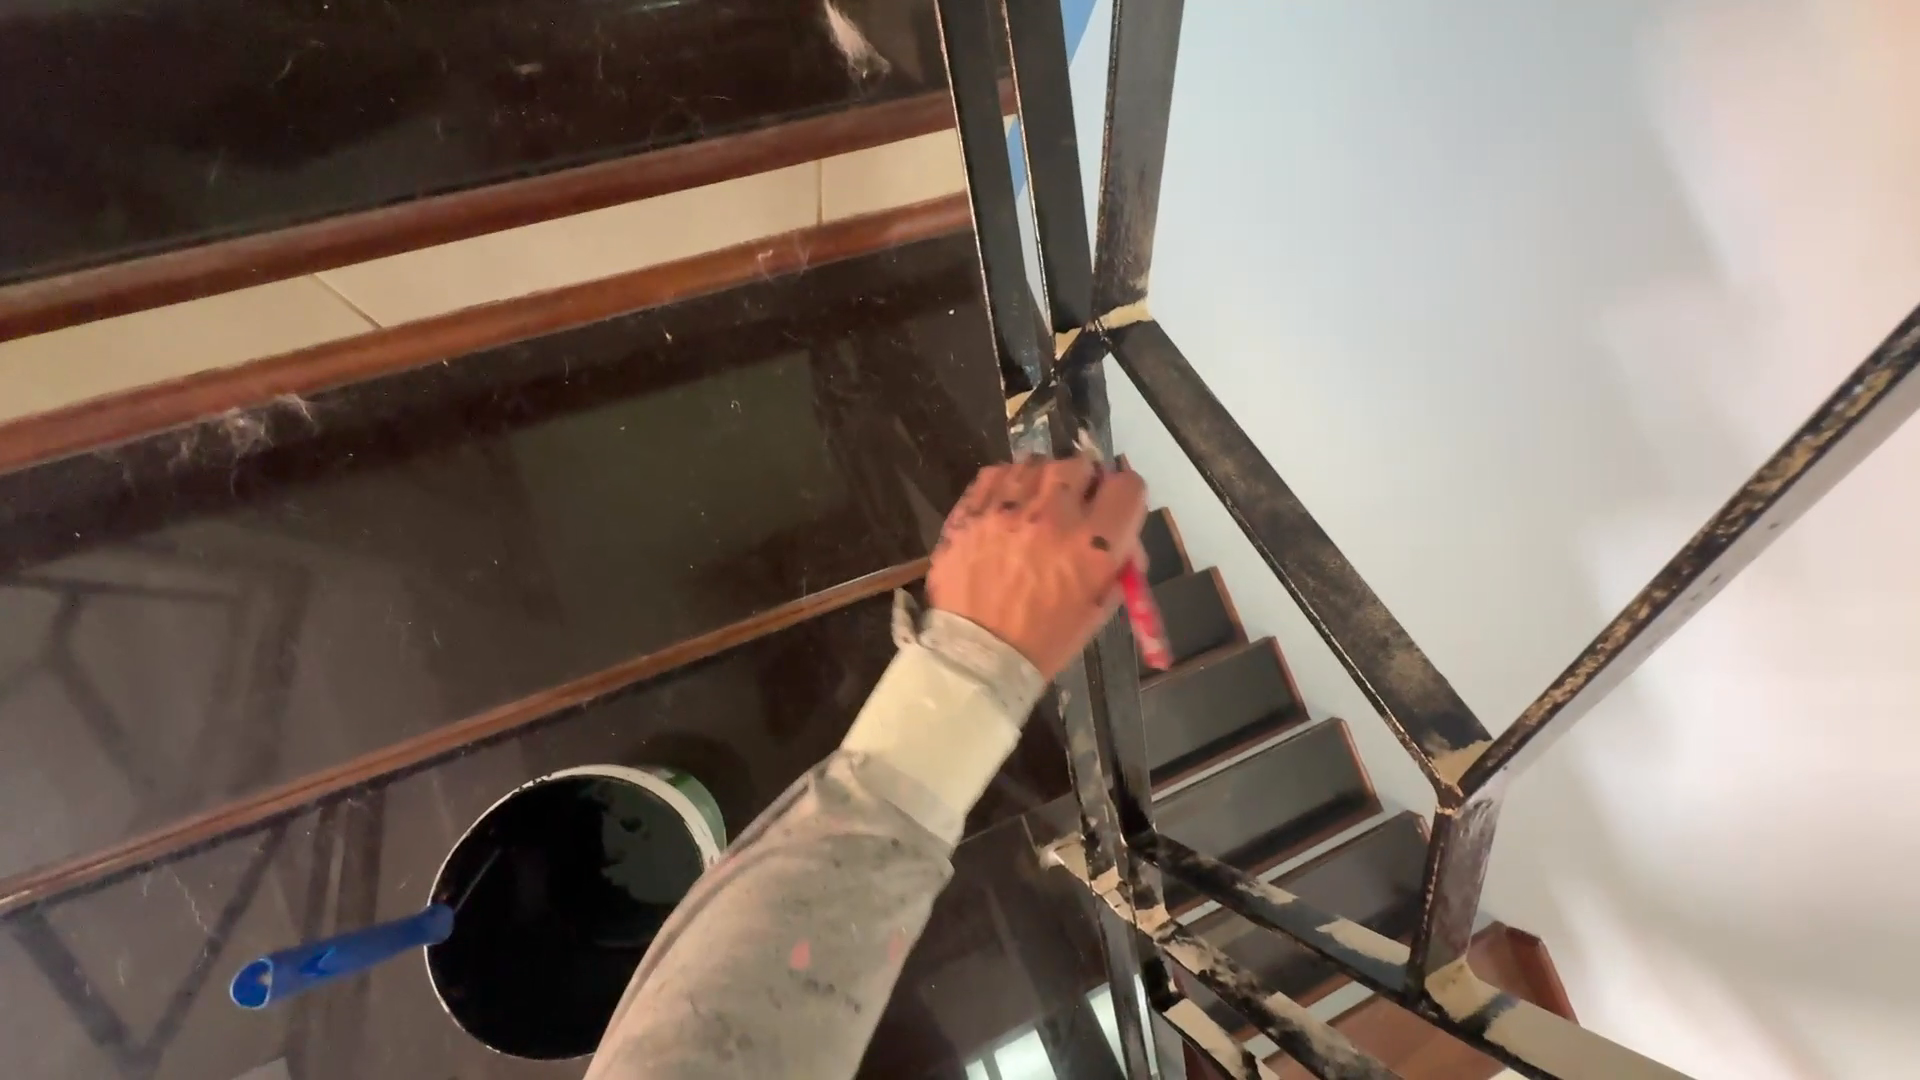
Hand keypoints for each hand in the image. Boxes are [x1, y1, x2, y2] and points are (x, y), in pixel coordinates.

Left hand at [927, 458, 1147, 679]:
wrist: (978, 658)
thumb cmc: (1044, 640)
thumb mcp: (1098, 608)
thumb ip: (1115, 563)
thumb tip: (1121, 533)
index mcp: (1093, 547)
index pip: (1128, 486)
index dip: (1124, 494)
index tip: (1112, 505)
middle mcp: (1053, 518)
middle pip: (1080, 465)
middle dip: (1082, 482)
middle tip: (1072, 505)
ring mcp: (1007, 510)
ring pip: (1036, 463)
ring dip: (1043, 480)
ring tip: (1035, 504)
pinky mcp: (970, 512)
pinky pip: (995, 473)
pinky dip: (1006, 482)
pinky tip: (1006, 504)